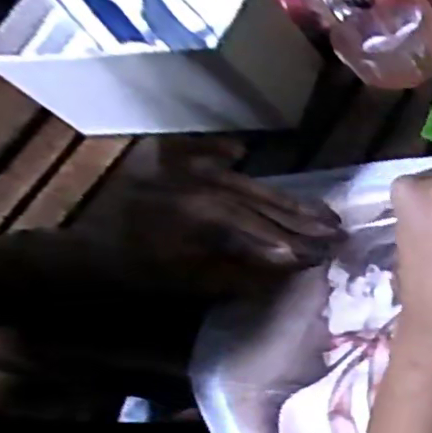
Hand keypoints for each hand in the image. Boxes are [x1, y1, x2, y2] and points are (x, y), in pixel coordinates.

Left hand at [115, 144, 346, 280]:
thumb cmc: (151, 276)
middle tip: (339, 230)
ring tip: (319, 208)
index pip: (268, 228)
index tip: (330, 254)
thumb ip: (251, 270)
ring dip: (283, 196)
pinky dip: (216, 149)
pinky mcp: (160, 169)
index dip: (301, 243)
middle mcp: (195, 184)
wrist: (92, 255)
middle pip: (262, 201)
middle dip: (304, 217)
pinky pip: (191, 152)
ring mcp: (177, 173)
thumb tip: (295, 261)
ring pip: (243, 182)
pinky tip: (240, 151)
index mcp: (205, 213)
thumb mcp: (205, 282)